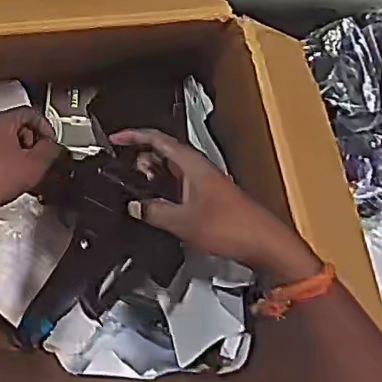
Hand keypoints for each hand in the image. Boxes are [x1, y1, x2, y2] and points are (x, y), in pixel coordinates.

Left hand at [0, 107, 60, 218]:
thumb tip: (53, 146)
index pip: (30, 112)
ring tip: (30, 169)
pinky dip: (12, 161)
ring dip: (24, 153)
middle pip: (20, 125)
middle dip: (34, 140)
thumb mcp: (36, 163)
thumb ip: (50, 150)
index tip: (51, 141)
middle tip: (41, 155)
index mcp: (2, 121)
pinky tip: (18, 177)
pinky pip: (1, 153)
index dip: (46, 127)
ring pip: (11, 140)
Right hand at [111, 128, 322, 281]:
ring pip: (170, 170)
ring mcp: (204, 181)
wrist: (265, 245)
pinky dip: (164, 190)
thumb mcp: (182, 221)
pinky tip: (161, 209)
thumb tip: (135, 205)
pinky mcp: (208, 196)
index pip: (156, 138)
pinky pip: (178, 185)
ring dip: (153, 179)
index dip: (133, 136)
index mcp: (191, 163)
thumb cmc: (234, 227)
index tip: (116, 138)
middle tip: (129, 177)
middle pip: (161, 153)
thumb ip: (152, 211)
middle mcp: (198, 168)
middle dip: (141, 162)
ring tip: (143, 196)